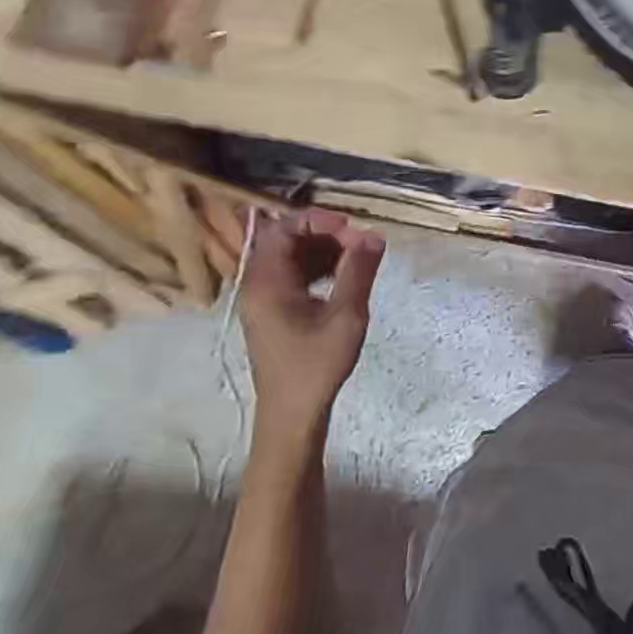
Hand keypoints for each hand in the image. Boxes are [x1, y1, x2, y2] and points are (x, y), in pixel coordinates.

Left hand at [241, 208, 385, 435]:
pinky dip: (320, 268)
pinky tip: (346, 278)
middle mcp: (258, 284)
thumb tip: (374, 236)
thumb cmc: (316, 364)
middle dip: (326, 234)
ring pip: (292, 256)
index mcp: (266, 282)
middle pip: (286, 239)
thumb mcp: (346, 315)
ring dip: (325, 251)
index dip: (319, 221)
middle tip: (361, 245)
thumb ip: (358, 272)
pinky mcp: (275, 311)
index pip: (283, 229)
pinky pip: (295, 275)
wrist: (293, 412)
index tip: (354, 231)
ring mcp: (264, 298)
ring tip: (359, 260)